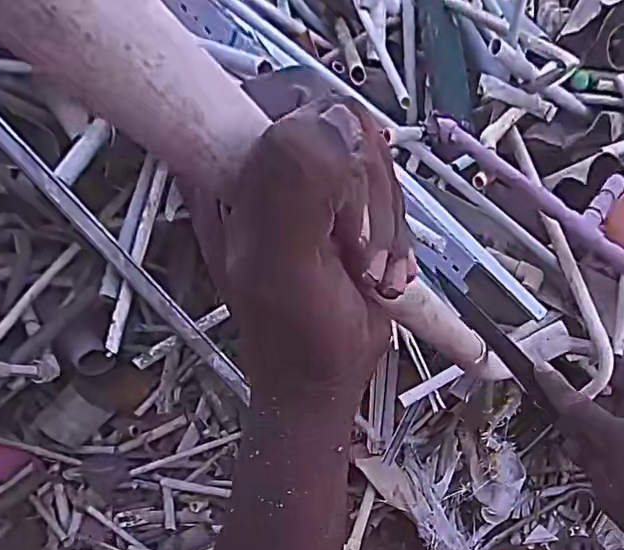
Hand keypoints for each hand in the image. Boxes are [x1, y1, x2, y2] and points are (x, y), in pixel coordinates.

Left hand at [192, 76, 412, 413]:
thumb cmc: (297, 339)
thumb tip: (337, 119)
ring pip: (371, 157)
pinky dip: (396, 236)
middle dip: (364, 198)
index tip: (333, 207)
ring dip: (385, 225)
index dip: (324, 142)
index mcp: (228, 170)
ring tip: (368, 273)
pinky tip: (381, 272)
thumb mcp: (284, 267)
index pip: (281, 97)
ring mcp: (308, 187)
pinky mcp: (343, 206)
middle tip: (354, 252)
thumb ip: (294, 184)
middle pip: (341, 124)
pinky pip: (387, 189)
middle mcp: (265, 167)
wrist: (324, 378)